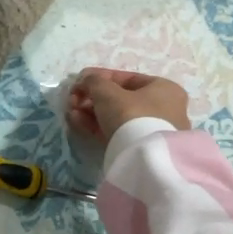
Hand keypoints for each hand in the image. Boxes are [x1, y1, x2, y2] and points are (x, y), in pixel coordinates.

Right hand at [66, 68, 190, 143]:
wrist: (144, 156)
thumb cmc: (131, 113)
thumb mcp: (107, 92)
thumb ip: (93, 81)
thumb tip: (85, 80)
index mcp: (162, 88)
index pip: (125, 78)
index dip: (98, 77)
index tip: (78, 82)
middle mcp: (162, 107)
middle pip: (118, 98)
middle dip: (90, 98)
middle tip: (72, 100)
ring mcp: (151, 128)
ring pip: (114, 115)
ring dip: (89, 111)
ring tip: (70, 112)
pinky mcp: (139, 146)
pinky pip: (115, 130)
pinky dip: (95, 125)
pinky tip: (76, 121)